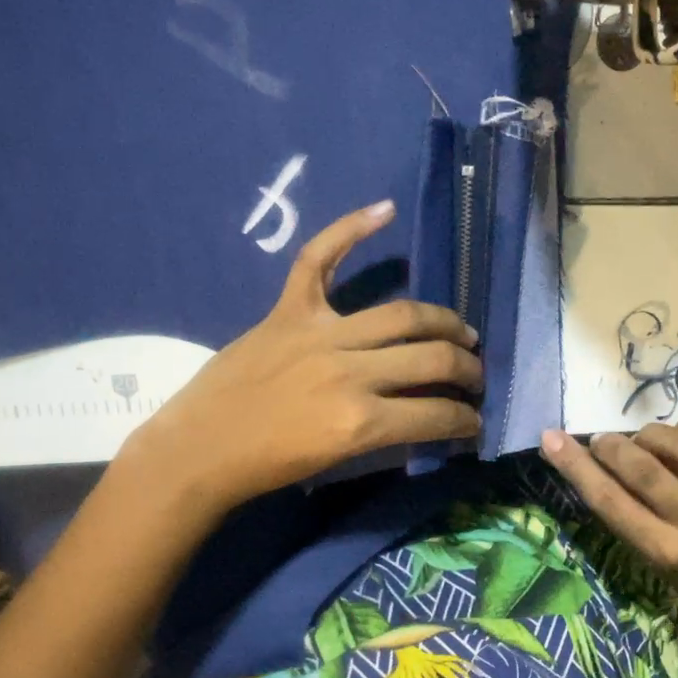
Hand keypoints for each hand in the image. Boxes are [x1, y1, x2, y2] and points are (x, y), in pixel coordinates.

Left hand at [132, 200, 481, 510]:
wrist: (202, 450)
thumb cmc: (269, 466)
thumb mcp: (340, 461)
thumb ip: (388, 434)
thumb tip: (428, 417)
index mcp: (362, 421)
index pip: (437, 415)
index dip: (466, 420)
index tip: (475, 423)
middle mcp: (350, 371)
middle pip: (431, 357)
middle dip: (467, 370)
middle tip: (475, 377)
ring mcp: (319, 333)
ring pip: (401, 313)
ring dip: (443, 321)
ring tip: (460, 333)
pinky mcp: (289, 310)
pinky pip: (319, 259)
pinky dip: (350, 229)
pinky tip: (385, 211)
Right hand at [540, 417, 677, 597]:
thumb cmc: (662, 549)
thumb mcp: (631, 538)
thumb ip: (608, 497)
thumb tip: (564, 447)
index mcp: (661, 546)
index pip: (611, 501)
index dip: (577, 467)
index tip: (551, 439)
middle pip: (647, 472)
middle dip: (614, 447)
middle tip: (601, 441)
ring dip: (652, 435)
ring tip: (642, 440)